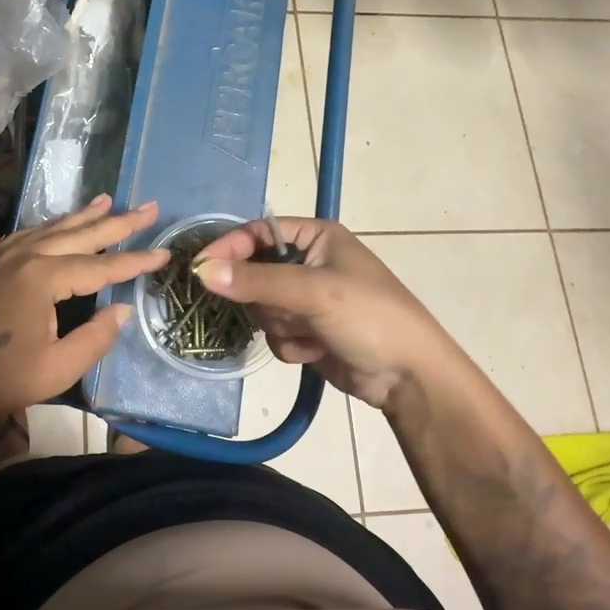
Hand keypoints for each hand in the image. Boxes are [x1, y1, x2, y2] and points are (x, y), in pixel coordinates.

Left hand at [0, 196, 167, 442]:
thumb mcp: (57, 369)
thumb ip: (95, 338)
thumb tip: (122, 309)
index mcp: (42, 277)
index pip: (100, 266)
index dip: (135, 261)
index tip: (164, 253)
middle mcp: (24, 255)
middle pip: (80, 234)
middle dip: (117, 222)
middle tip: (148, 206)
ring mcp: (3, 256)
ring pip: (52, 228)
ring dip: (84, 216)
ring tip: (109, 201)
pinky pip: (30, 234)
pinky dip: (53, 226)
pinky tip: (62, 225)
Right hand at [193, 219, 446, 407]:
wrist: (410, 377)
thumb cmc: (369, 317)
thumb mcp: (313, 292)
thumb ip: (256, 281)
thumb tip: (201, 270)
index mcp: (317, 237)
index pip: (258, 232)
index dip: (229, 248)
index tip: (199, 269)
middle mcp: (310, 262)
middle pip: (255, 273)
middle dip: (266, 300)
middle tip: (284, 311)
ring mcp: (308, 299)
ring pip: (262, 308)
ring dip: (280, 325)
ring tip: (309, 334)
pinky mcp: (309, 332)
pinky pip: (275, 333)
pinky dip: (290, 344)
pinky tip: (316, 352)